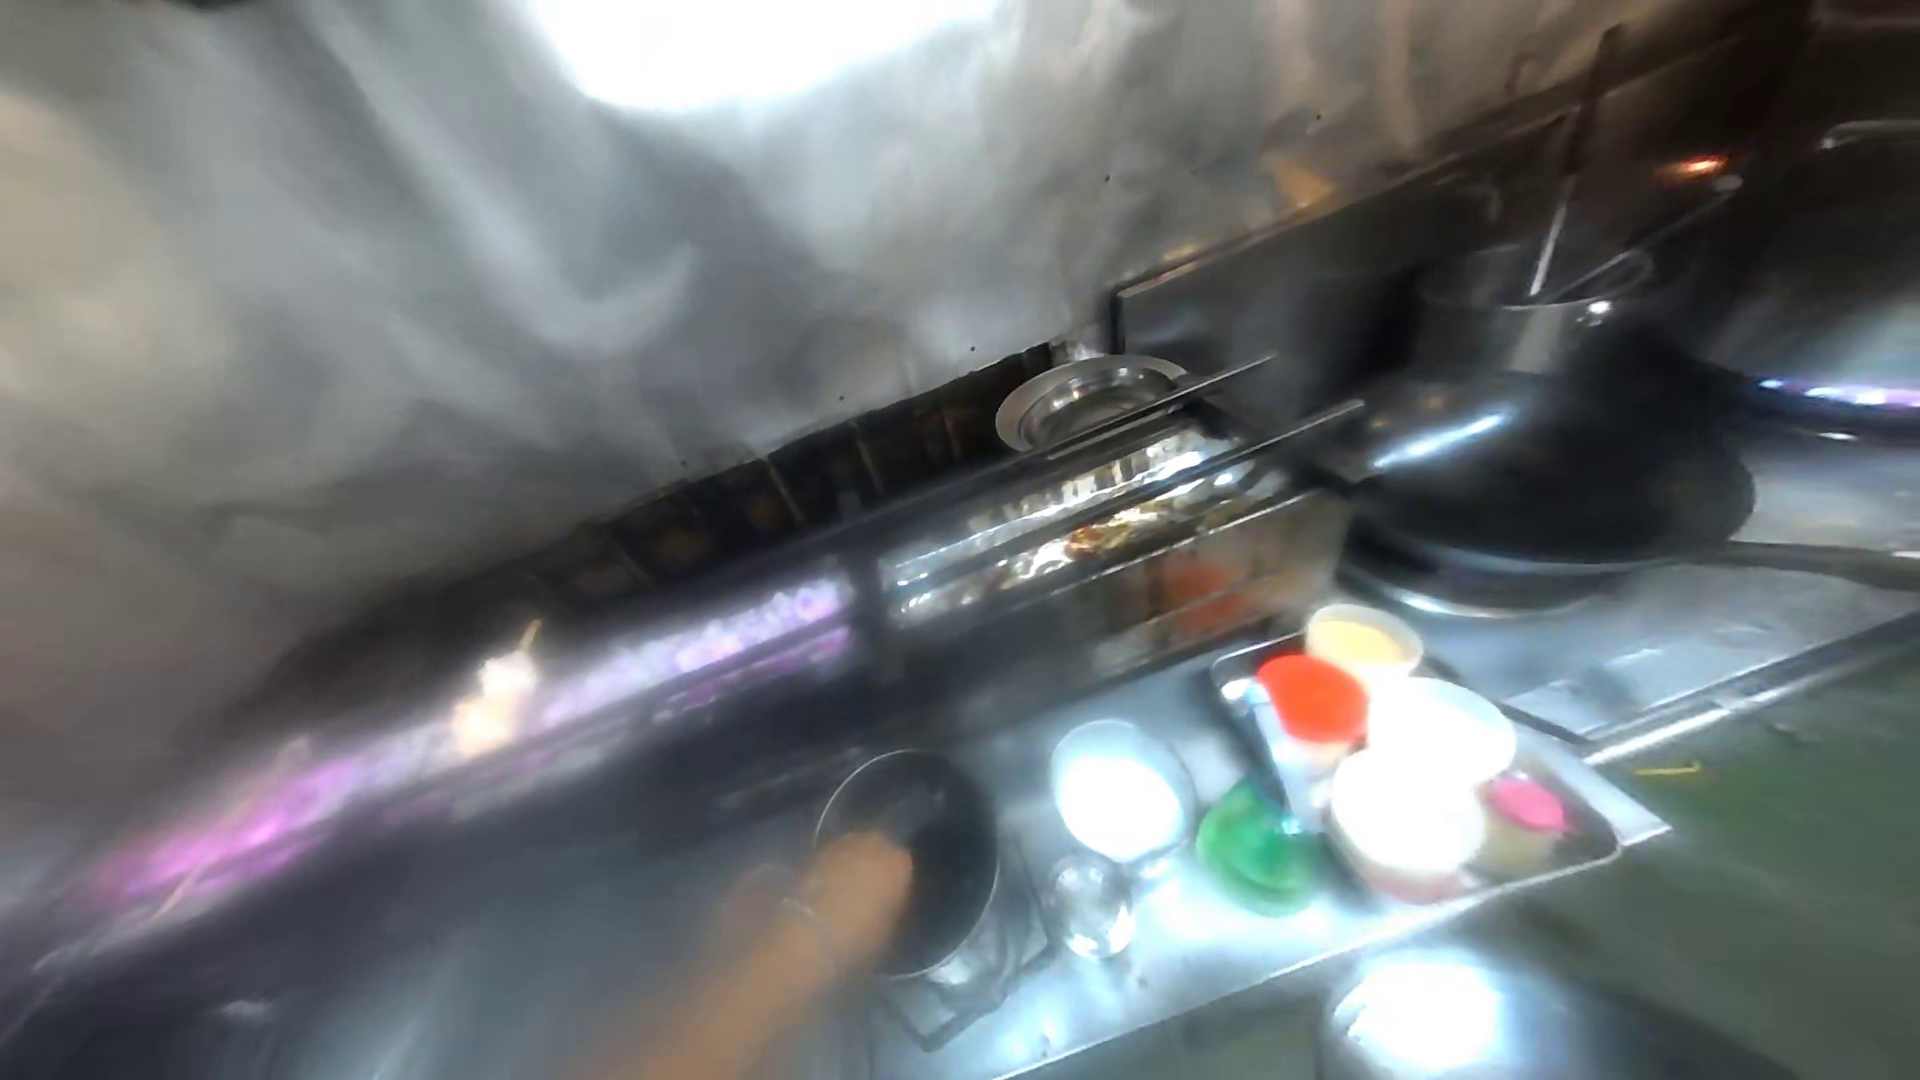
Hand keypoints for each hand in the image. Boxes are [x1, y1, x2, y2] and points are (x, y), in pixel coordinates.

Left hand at [792, 832, 912, 969]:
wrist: (808, 932)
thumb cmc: (858, 938)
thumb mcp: (889, 931)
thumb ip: (893, 908)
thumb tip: (888, 904)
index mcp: (900, 861)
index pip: (905, 864)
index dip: (896, 881)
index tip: (890, 897)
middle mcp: (876, 841)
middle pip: (880, 847)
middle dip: (874, 863)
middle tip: (867, 889)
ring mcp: (845, 840)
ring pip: (855, 847)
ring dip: (852, 861)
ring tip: (843, 887)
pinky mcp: (818, 847)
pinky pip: (833, 854)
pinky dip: (832, 866)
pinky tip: (824, 885)